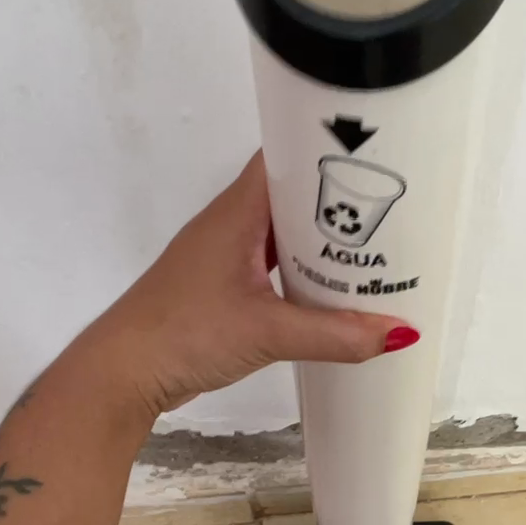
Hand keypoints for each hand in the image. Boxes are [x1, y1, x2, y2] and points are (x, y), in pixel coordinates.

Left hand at [88, 152, 414, 415]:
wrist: (127, 372)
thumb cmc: (186, 334)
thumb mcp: (268, 333)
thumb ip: (334, 335)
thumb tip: (398, 333)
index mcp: (238, 212)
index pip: (287, 156)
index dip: (329, 152)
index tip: (377, 161)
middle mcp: (232, 224)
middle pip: (294, 197)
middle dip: (340, 203)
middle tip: (392, 214)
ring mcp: (226, 256)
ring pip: (286, 235)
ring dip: (324, 244)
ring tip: (375, 253)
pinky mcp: (225, 287)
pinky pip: (276, 266)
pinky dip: (305, 274)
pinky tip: (333, 294)